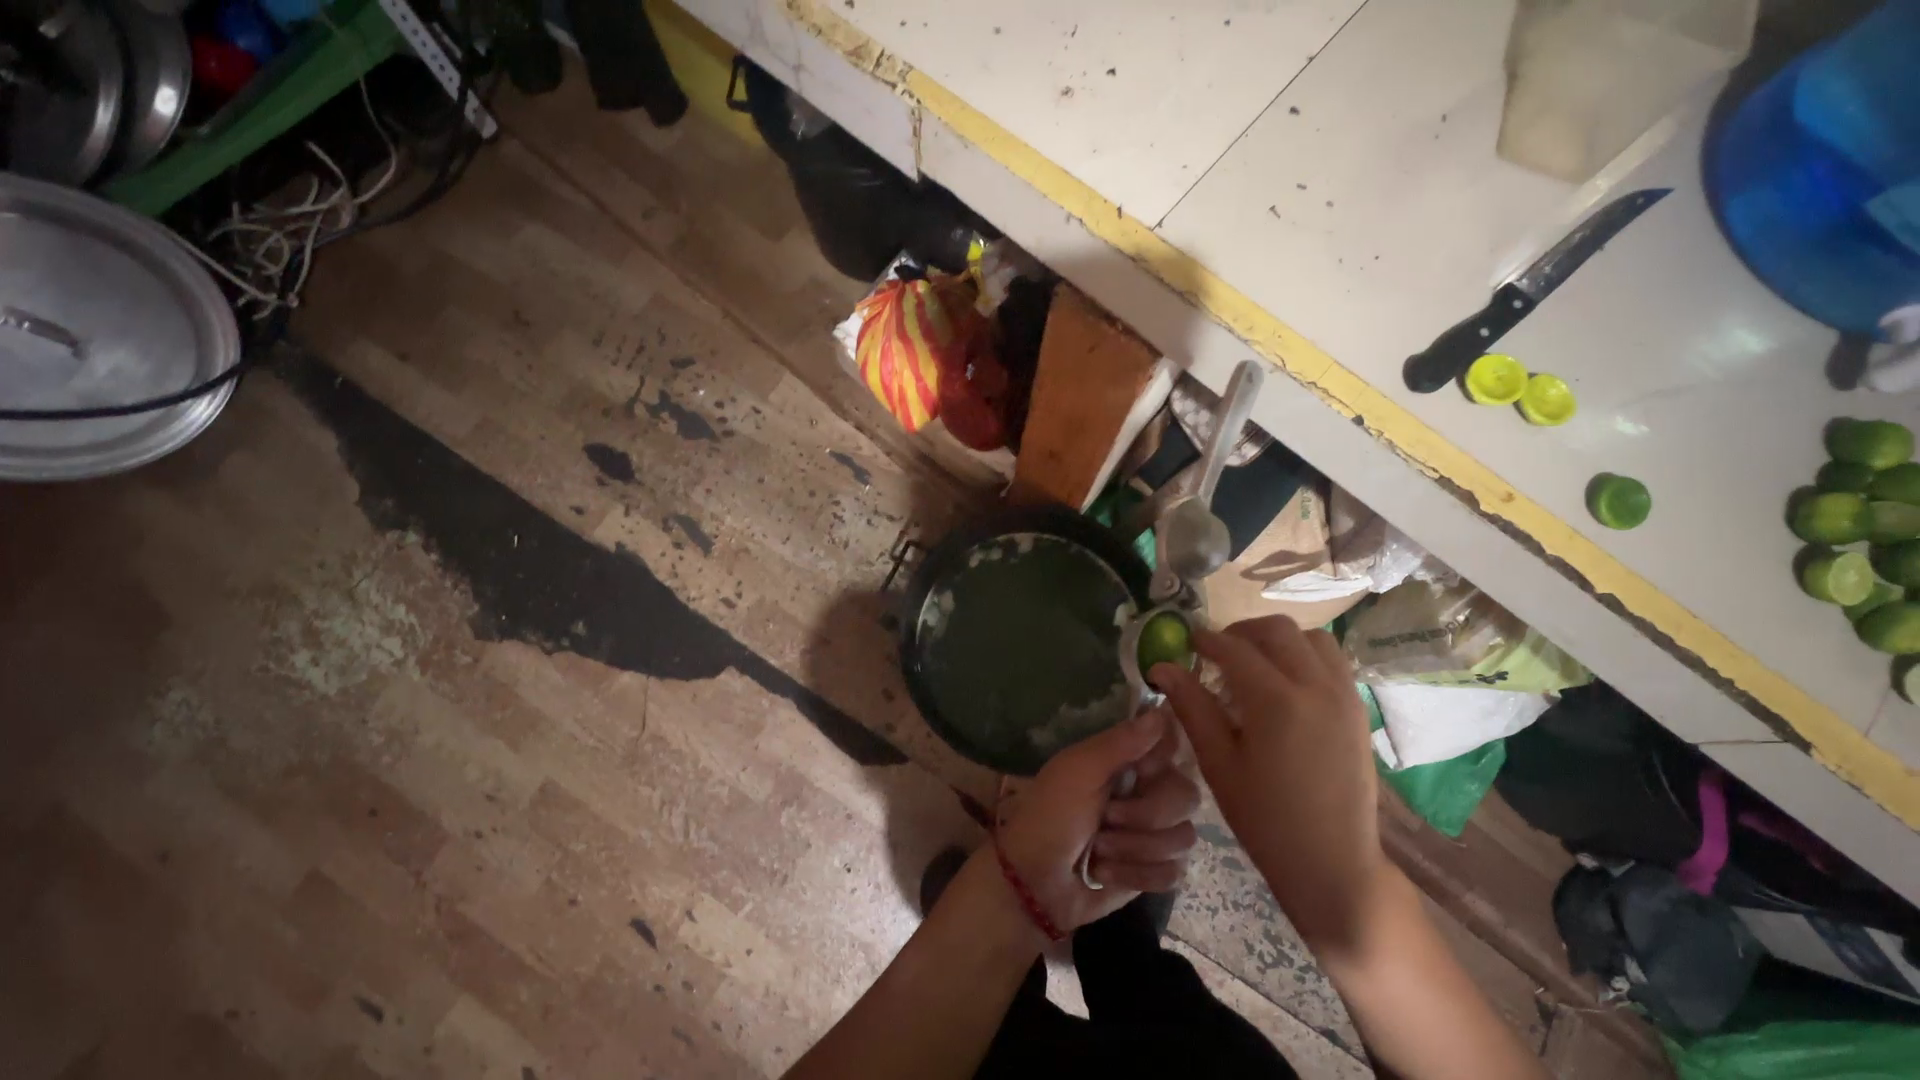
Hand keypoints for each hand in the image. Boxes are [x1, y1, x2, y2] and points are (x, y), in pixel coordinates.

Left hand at [989, 707, 1199, 933]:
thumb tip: (1161, 711)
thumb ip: (1120, 742)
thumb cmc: (1050, 816)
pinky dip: (1136, 875)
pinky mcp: (1156, 871)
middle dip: (1144, 815)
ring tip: (1099, 850)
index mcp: (1127, 761)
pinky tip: (1105, 873)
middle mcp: (1148, 791)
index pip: (1173, 745)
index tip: (1136, 771)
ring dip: (1134, 848)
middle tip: (1107, 818)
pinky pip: (1174, 871)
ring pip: (1183, 837)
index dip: (1159, 763)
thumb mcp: (1077, 771)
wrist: (1034, 882)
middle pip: (1186, 795)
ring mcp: (1155, 833)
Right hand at [1150, 616, 1384, 951]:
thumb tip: (1162, 668)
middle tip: (1217, 652)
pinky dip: (1305, 656)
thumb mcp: (1218, 764)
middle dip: (1242, 632)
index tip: (1186, 644)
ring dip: (1278, 640)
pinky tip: (1284, 686)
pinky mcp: (1358, 709)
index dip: (1205, 640)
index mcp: (1276, 700)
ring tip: (1254, 665)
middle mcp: (1316, 686)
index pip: (1234, 648)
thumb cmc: (1265, 819)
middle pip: (1277, 630)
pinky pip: (1333, 661)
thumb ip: (1192, 707)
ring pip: (1312, 638)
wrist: (1333, 861)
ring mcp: (1344, 695)